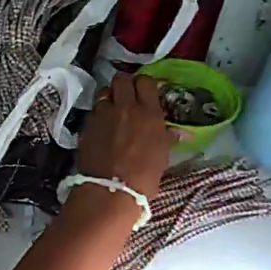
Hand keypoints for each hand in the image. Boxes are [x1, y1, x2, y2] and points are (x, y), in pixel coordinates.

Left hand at [76, 71, 172, 198]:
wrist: (112, 190)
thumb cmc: (145, 175)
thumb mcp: (162, 155)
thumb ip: (168, 137)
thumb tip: (183, 133)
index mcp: (149, 112)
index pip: (146, 81)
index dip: (144, 84)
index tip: (144, 92)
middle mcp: (125, 107)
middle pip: (121, 79)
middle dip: (124, 84)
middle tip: (126, 95)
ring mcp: (103, 114)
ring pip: (104, 91)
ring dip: (108, 96)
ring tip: (112, 108)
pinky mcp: (87, 125)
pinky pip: (93, 109)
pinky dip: (97, 113)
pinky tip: (101, 124)